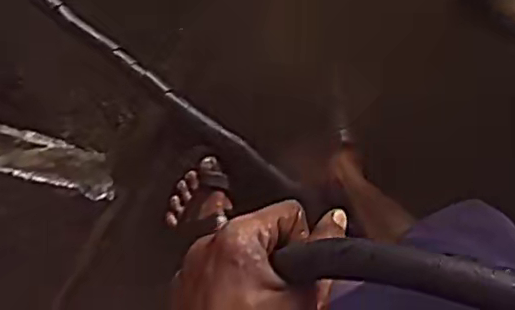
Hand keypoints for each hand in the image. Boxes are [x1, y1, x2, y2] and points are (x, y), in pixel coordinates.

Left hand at [171, 200, 347, 309]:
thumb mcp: (301, 296)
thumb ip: (323, 247)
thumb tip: (334, 219)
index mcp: (235, 235)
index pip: (291, 213)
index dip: (303, 245)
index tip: (293, 278)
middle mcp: (205, 247)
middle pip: (266, 235)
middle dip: (277, 263)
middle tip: (277, 299)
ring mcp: (188, 275)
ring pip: (244, 257)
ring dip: (255, 278)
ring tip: (259, 308)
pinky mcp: (180, 297)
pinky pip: (220, 277)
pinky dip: (233, 292)